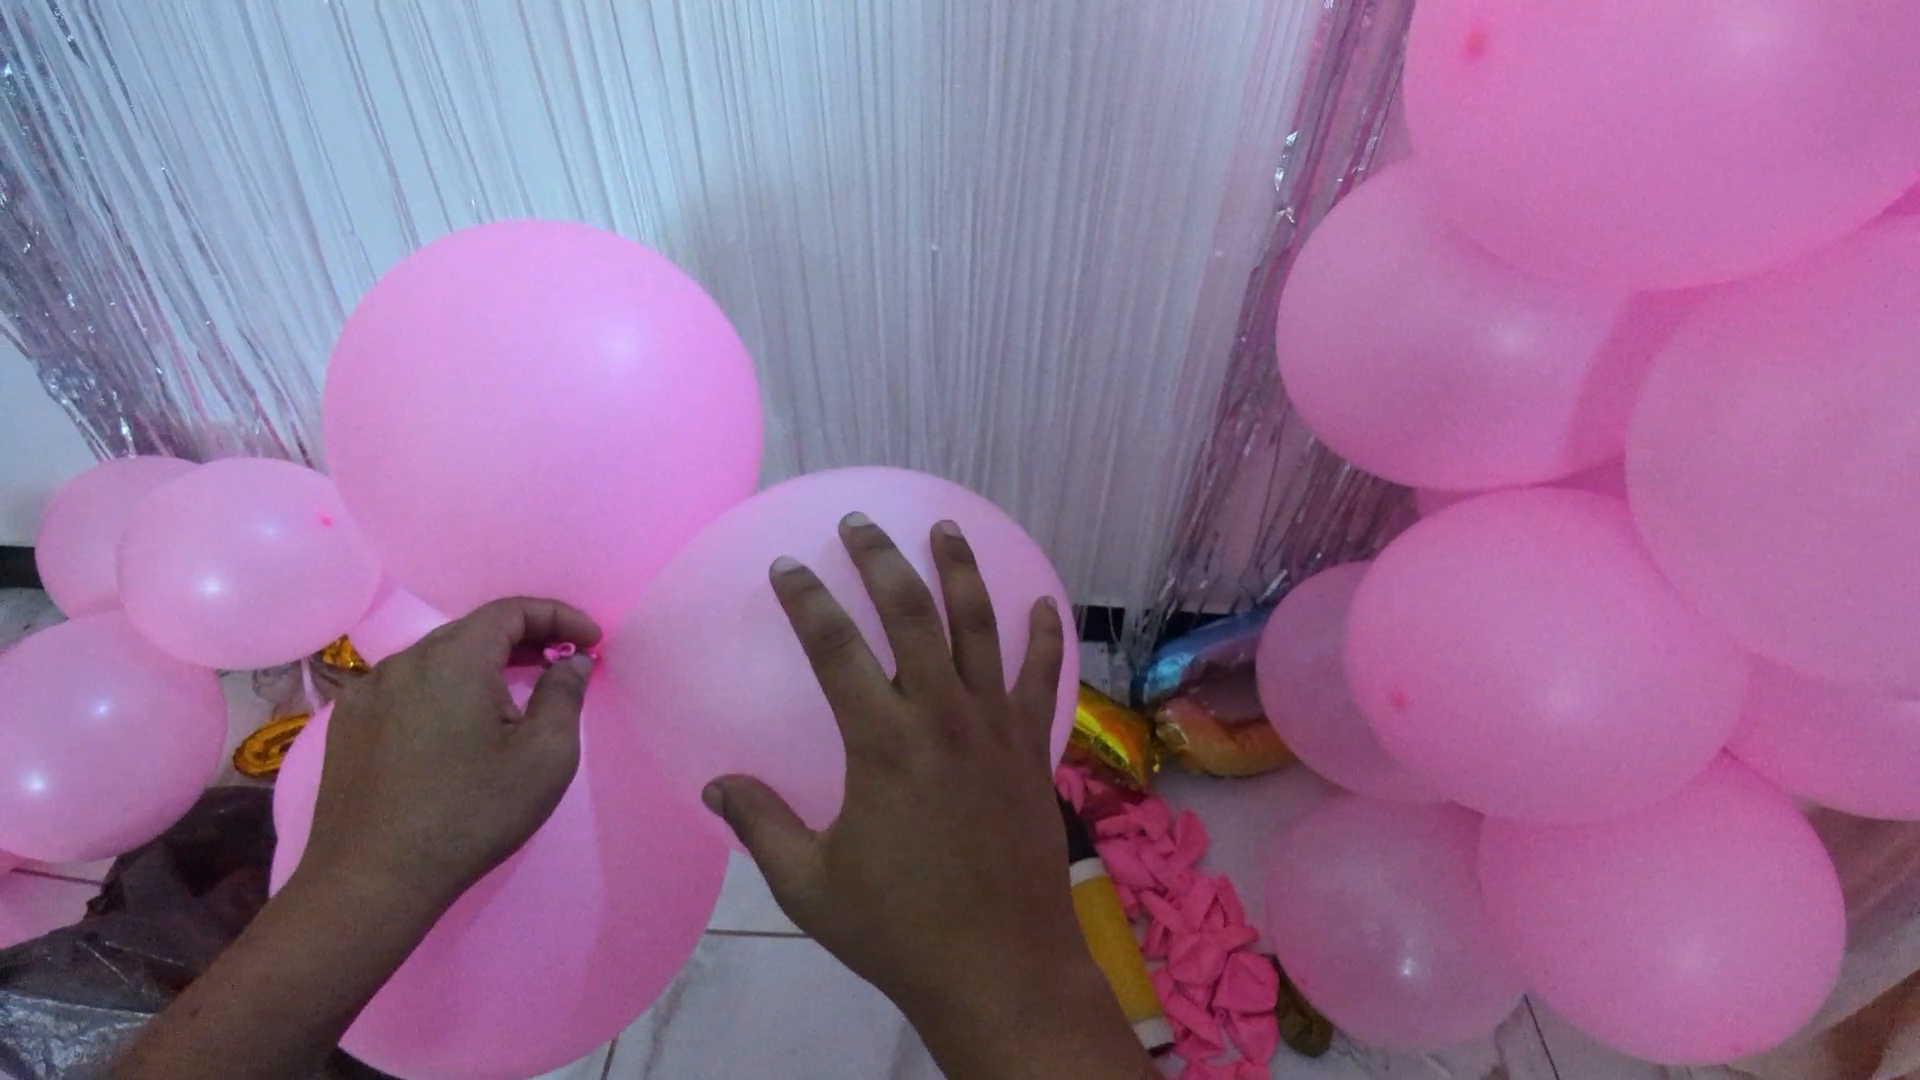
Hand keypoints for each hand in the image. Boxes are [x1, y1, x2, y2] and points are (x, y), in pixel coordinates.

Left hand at [300, 597, 601, 913]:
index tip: (592, 642)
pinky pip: (411, 684)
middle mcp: (403, 664)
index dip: (559, 617)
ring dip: (489, 662)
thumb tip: (573, 661)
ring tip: (523, 690)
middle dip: (528, 637)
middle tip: (566, 662)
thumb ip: (565, 693)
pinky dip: (451, 685)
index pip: (511, 611)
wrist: (372, 884)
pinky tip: (468, 720)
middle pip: (475, 629)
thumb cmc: (472, 813)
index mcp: (453, 662)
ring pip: (441, 656)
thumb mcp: (545, 754)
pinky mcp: (350, 726)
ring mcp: (368, 695)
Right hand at [704, 516, 1153, 1079]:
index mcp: (881, 742)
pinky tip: (1044, 602)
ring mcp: (994, 725)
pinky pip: (1042, 677)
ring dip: (961, 571)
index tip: (788, 565)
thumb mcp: (810, 885)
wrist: (999, 966)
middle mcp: (940, 715)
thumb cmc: (899, 927)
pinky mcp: (1032, 746)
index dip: (807, 599)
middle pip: (910, 614)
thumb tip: (715, 786)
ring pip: (979, 627)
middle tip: (862, 523)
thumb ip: (762, 825)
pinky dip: (1044, 636)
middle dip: (881, 560)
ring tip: (947, 527)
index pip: (834, 647)